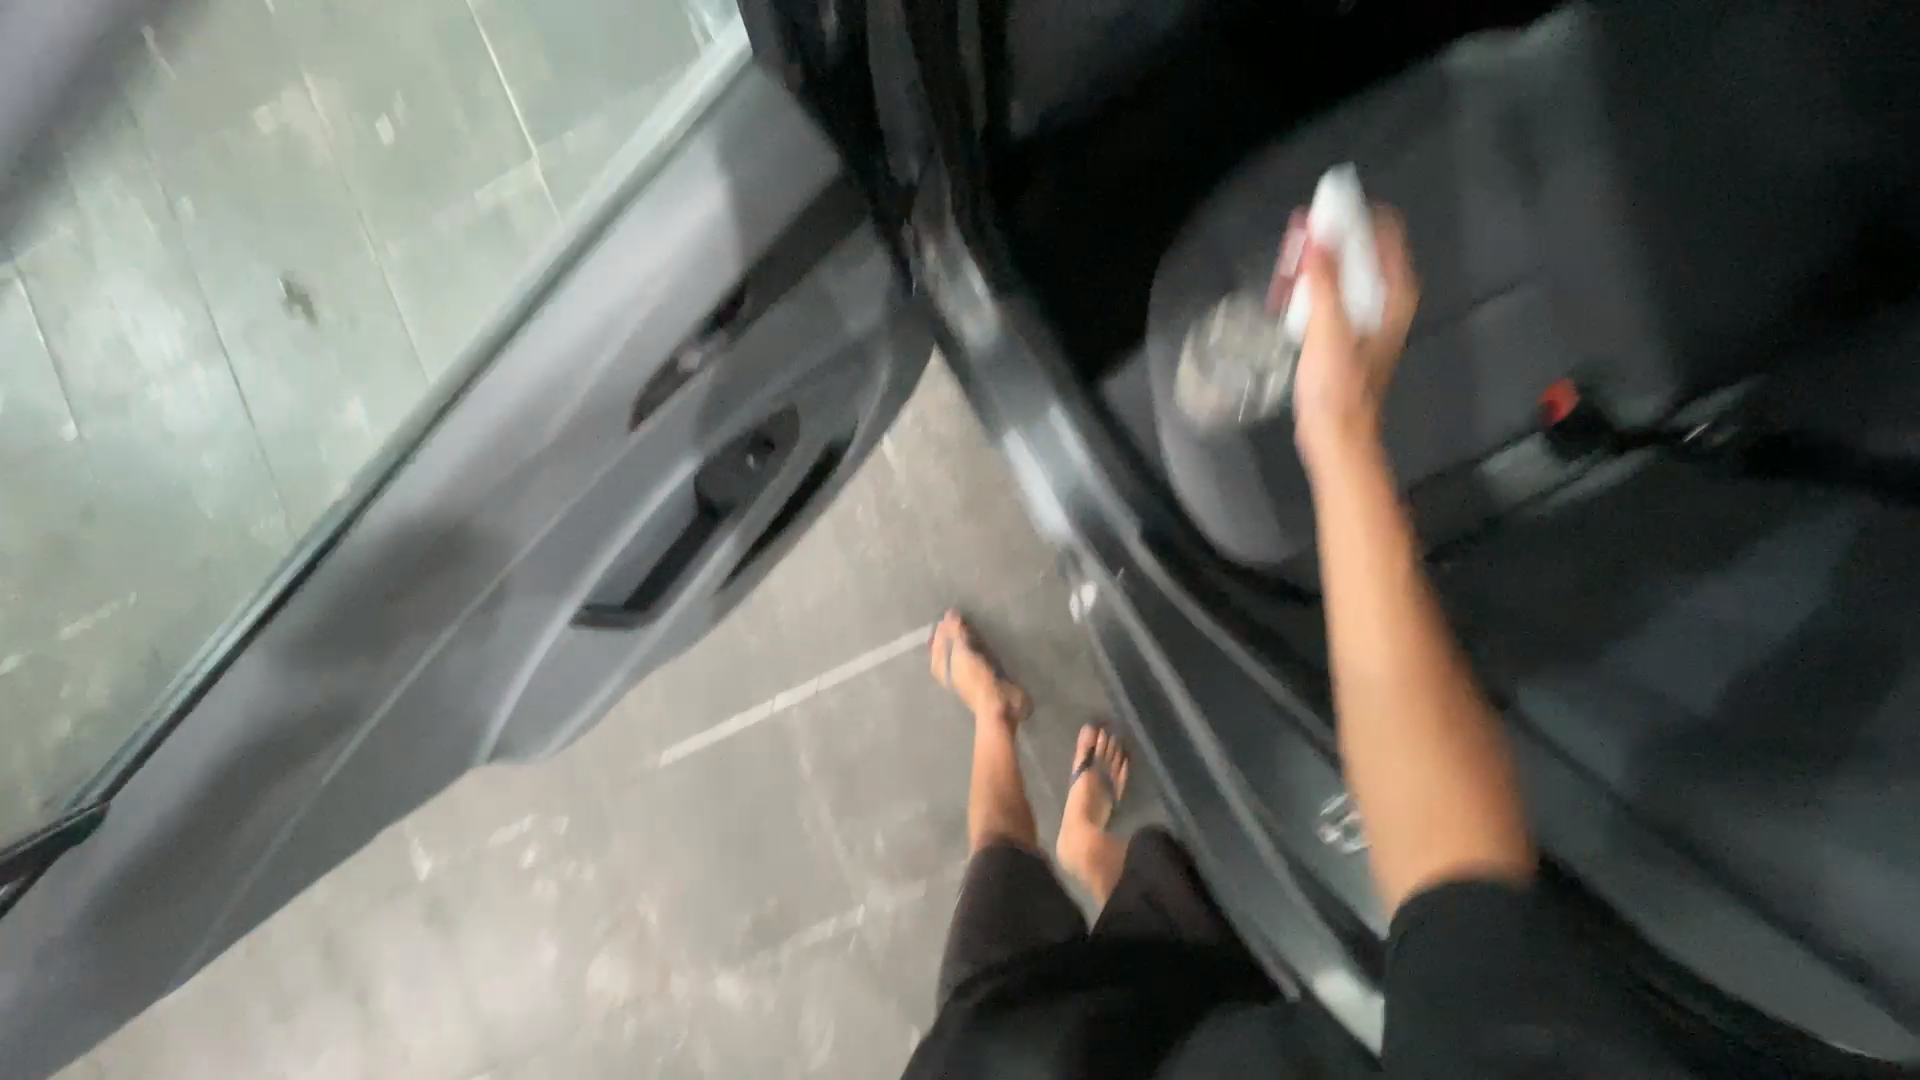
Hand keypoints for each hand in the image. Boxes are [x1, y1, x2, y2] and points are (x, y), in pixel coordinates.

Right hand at [1286, 205, 1418, 468]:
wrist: (1336, 434)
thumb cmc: (1340, 389)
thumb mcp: (1329, 328)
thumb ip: (1324, 279)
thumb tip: (1318, 237)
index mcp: (1393, 293)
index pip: (1382, 231)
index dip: (1353, 214)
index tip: (1323, 209)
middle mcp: (1385, 300)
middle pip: (1359, 249)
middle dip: (1326, 241)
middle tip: (1296, 241)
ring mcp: (1367, 317)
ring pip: (1341, 273)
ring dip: (1313, 267)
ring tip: (1287, 271)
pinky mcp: (1347, 333)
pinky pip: (1329, 296)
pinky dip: (1310, 290)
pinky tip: (1289, 297)